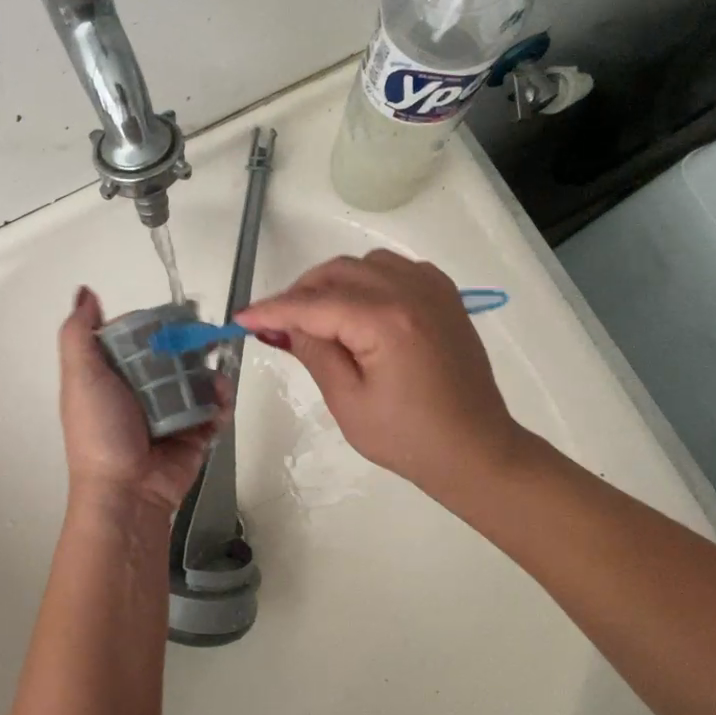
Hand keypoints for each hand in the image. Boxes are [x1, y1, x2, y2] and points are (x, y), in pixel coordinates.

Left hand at [58, 287, 220, 512]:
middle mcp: (140, 392)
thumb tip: (85, 291)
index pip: (136, 338)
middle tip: (208, 338)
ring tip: (216, 378)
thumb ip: (80, 334)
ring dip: (211, 374)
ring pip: (198, 381)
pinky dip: (221, 402)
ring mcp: (170, 414)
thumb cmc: (100, 431)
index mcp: (110, 376)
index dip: (154, 325)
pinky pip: (214, 410)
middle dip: (192, 346)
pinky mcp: (194, 435)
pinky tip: (221, 399)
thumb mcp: (80, 376)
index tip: (174, 316)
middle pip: (172, 357)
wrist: (126, 492)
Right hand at [235, 250, 523, 500]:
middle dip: (299, 294)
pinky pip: (393, 270)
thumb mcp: (348, 400)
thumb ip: (313, 353)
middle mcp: (410, 292)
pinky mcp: (443, 296)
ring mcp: (432, 289)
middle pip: (336, 273)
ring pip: (363, 265)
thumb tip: (280, 325)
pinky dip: (365, 281)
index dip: (273, 310)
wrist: (474, 449)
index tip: (241, 318)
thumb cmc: (407, 438)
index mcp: (385, 321)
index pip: (313, 304)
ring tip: (313, 319)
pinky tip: (355, 310)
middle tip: (276, 326)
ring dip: (331, 284)